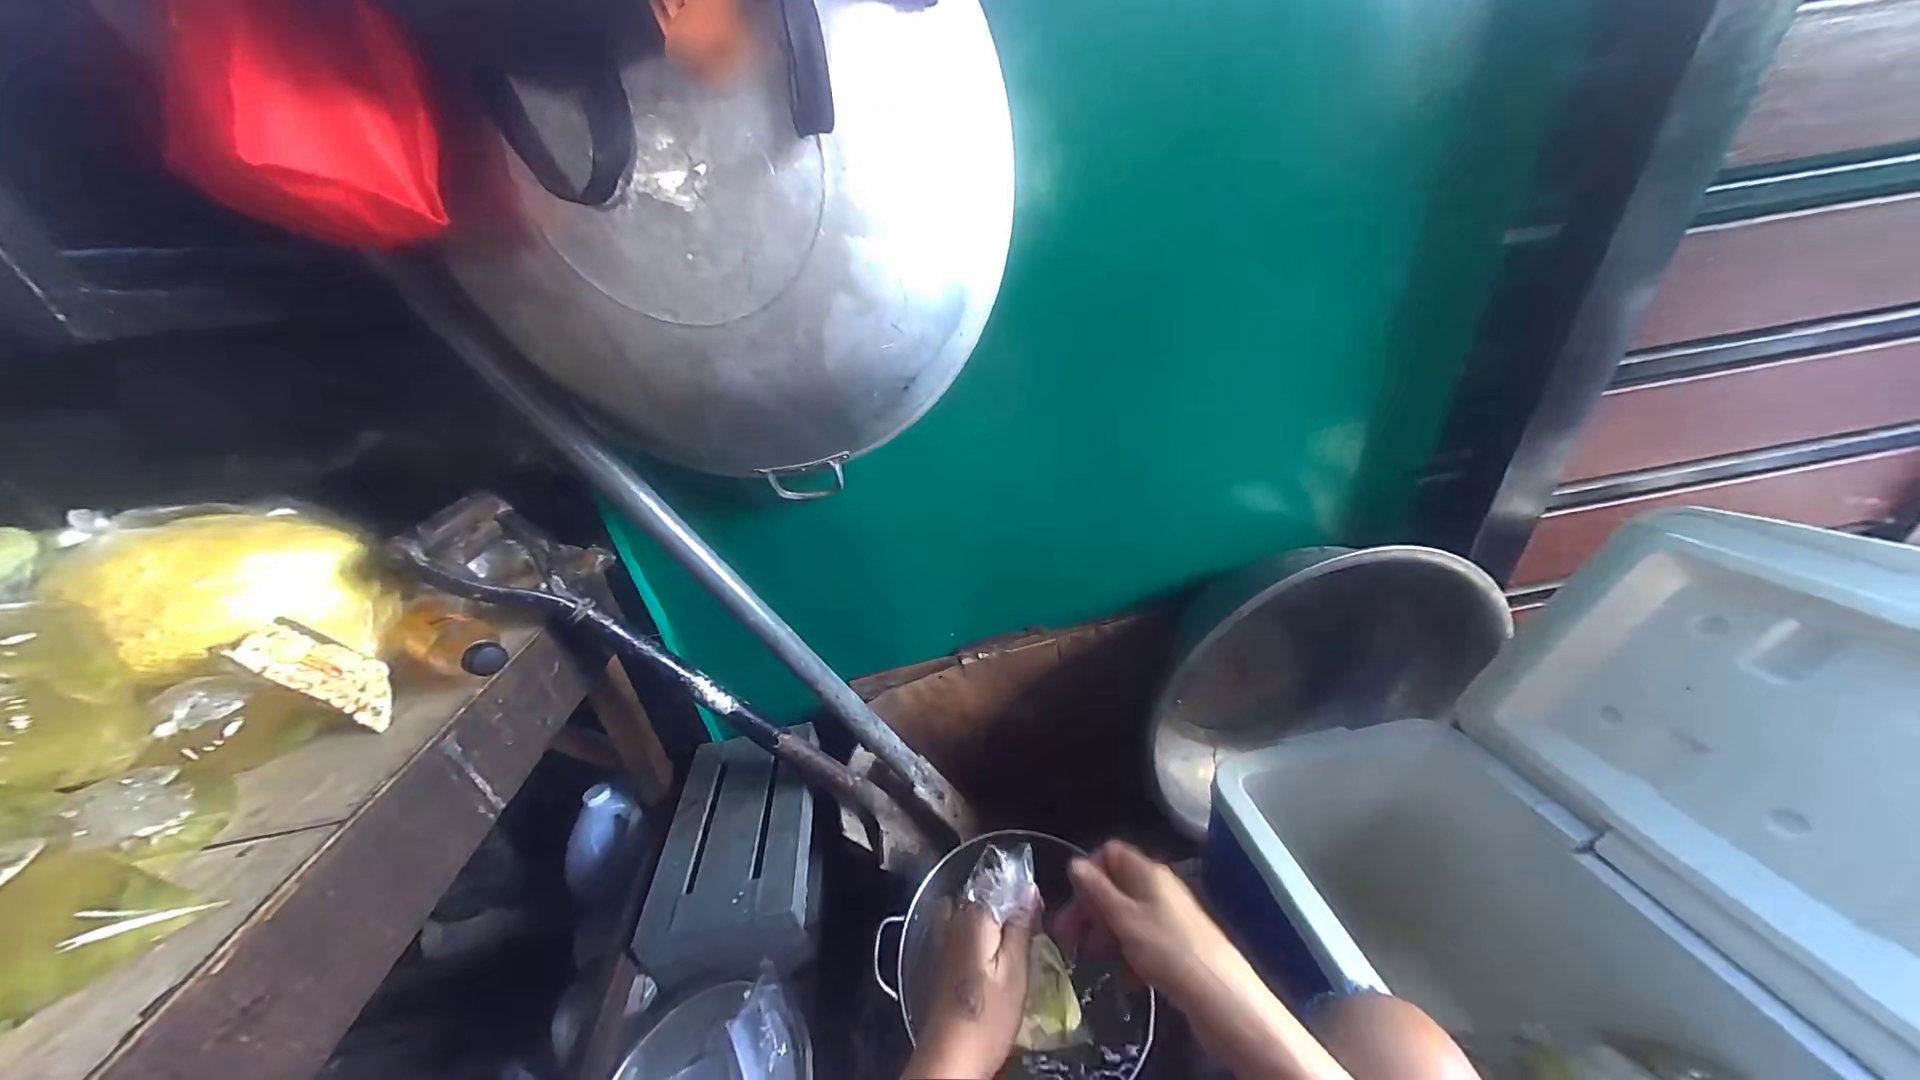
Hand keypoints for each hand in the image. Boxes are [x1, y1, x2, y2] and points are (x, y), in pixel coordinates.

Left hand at [902, 896, 1036, 1079]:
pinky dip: (971, 936)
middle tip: (1023, 940)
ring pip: (970, 913)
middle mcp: (954, 916)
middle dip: (1004, 910)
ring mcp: (941, 936)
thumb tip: (1030, 889)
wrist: (949, 1057)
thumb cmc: (989, 1016)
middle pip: (985, 898)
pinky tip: (983, 961)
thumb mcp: (1017, 971)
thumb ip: (1022, 926)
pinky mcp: (937, 956)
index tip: (1036, 918)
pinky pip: (957, 929)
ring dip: (986, 923)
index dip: (1022, 898)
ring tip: (1003, 951)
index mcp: (975, 914)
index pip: (1003, 885)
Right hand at [1053, 840, 1349, 1079]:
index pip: (1110, 853)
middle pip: (1115, 886)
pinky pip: (1142, 941)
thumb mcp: (1125, 918)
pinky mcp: (1177, 948)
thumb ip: (1097, 890)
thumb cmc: (1168, 950)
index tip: (1073, 900)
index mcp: (1147, 872)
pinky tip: (1124, 978)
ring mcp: (1169, 918)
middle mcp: (1158, 888)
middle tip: (1068, 937)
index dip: (1089, 872)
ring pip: (1126, 916)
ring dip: (1105, 934)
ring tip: (1091, 959)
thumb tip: (1074, 862)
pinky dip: (1128, 954)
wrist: (1224, 1000)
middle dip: (1090, 908)